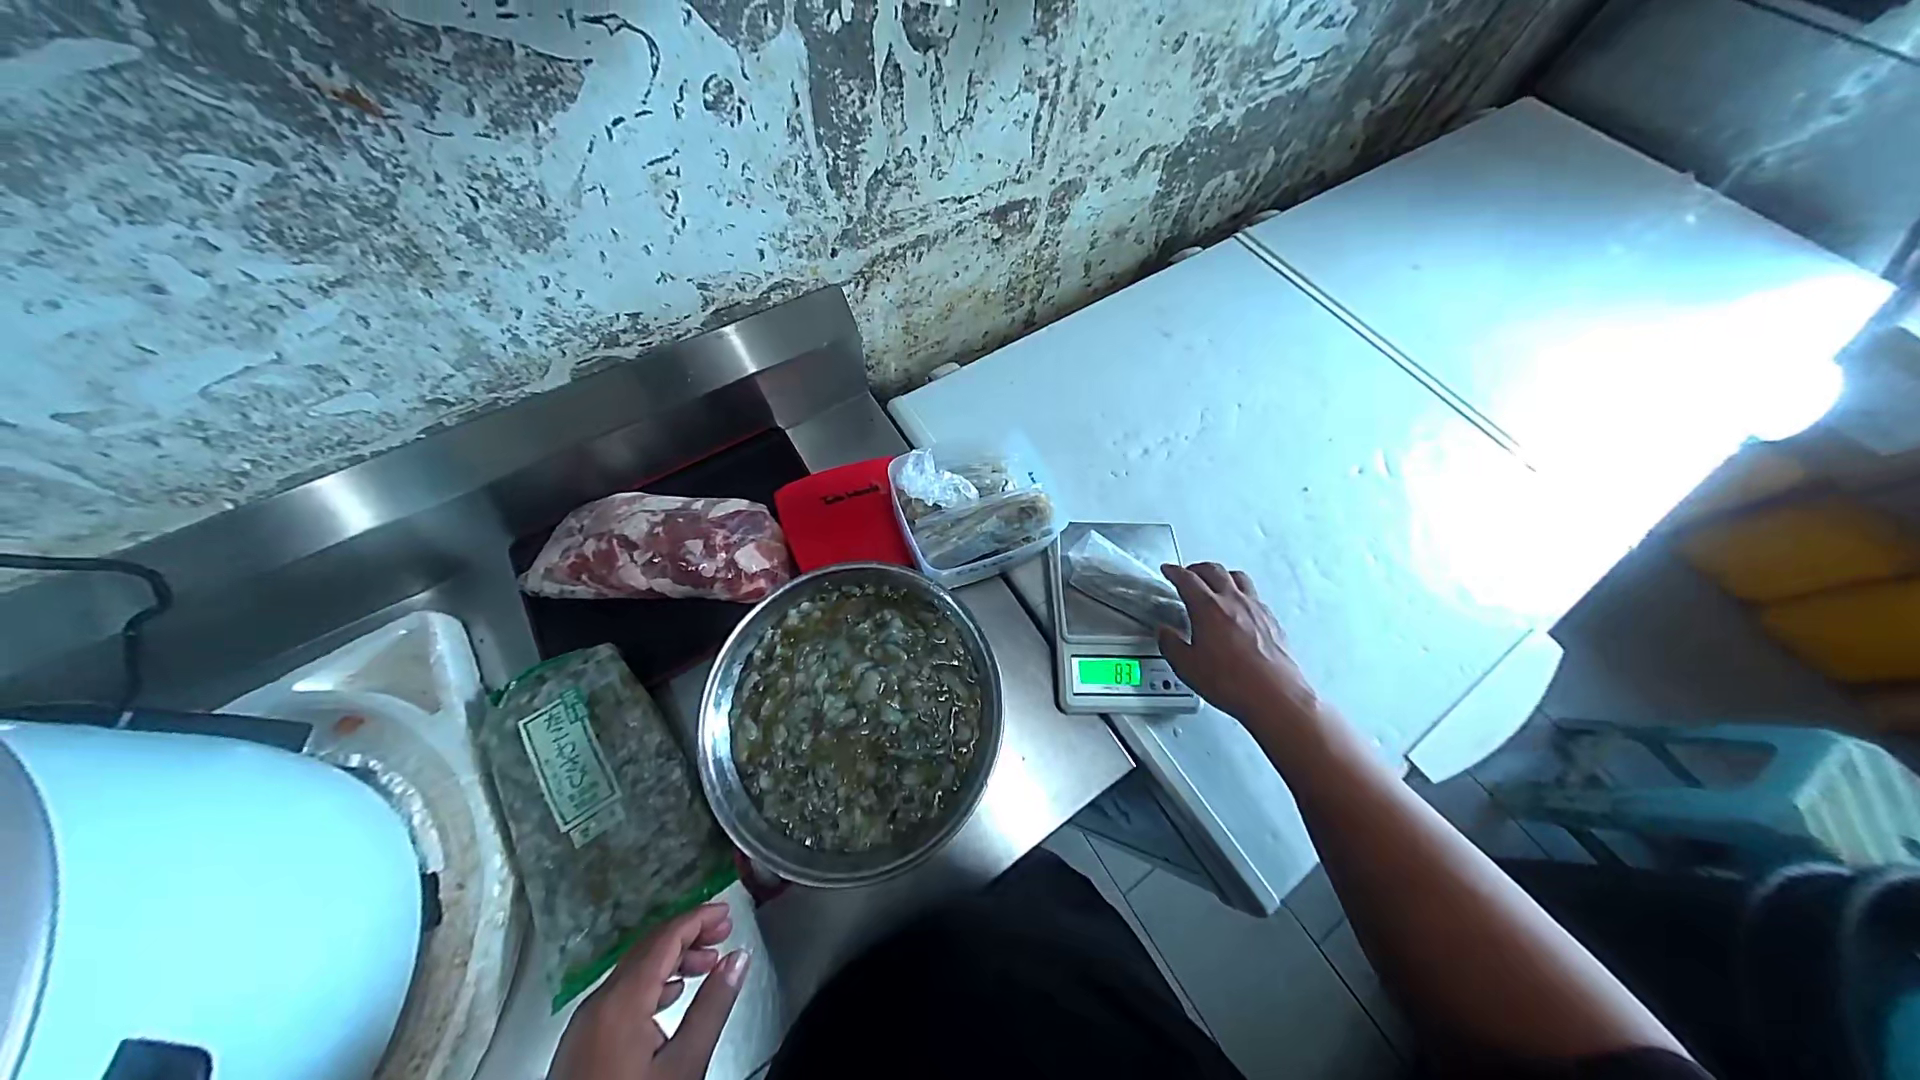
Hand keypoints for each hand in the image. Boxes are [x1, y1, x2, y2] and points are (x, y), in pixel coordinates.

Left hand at [550, 903, 750, 1079]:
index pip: (664, 939)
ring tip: (708, 962)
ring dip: (672, 958)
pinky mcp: (582, 1045)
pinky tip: (673, 994)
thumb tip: (738, 959)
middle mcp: (598, 1004)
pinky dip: (653, 981)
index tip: (728, 913)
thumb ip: (713, 1006)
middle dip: (688, 934)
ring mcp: (585, 1025)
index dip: (698, 919)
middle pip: (647, 949)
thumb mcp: (685, 1065)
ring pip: (634, 971)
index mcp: (621, 1001)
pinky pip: (622, 993)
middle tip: (724, 931)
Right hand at [1157, 563, 1322, 734]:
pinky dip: (1241, 592)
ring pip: (1237, 577)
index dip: (1174, 571)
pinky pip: (1254, 595)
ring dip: (1222, 575)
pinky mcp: (1271, 620)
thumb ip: (1171, 644)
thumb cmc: (1234, 682)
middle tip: (1188, 572)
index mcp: (1208, 608)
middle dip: (1197, 568)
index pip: (1187, 579)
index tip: (1169, 570)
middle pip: (1214, 570)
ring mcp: (1256, 609)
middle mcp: (1233, 602)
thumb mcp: (1187, 666)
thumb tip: (1165, 634)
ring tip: (1214, 581)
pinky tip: (1239, 604)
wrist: (1274, 696)